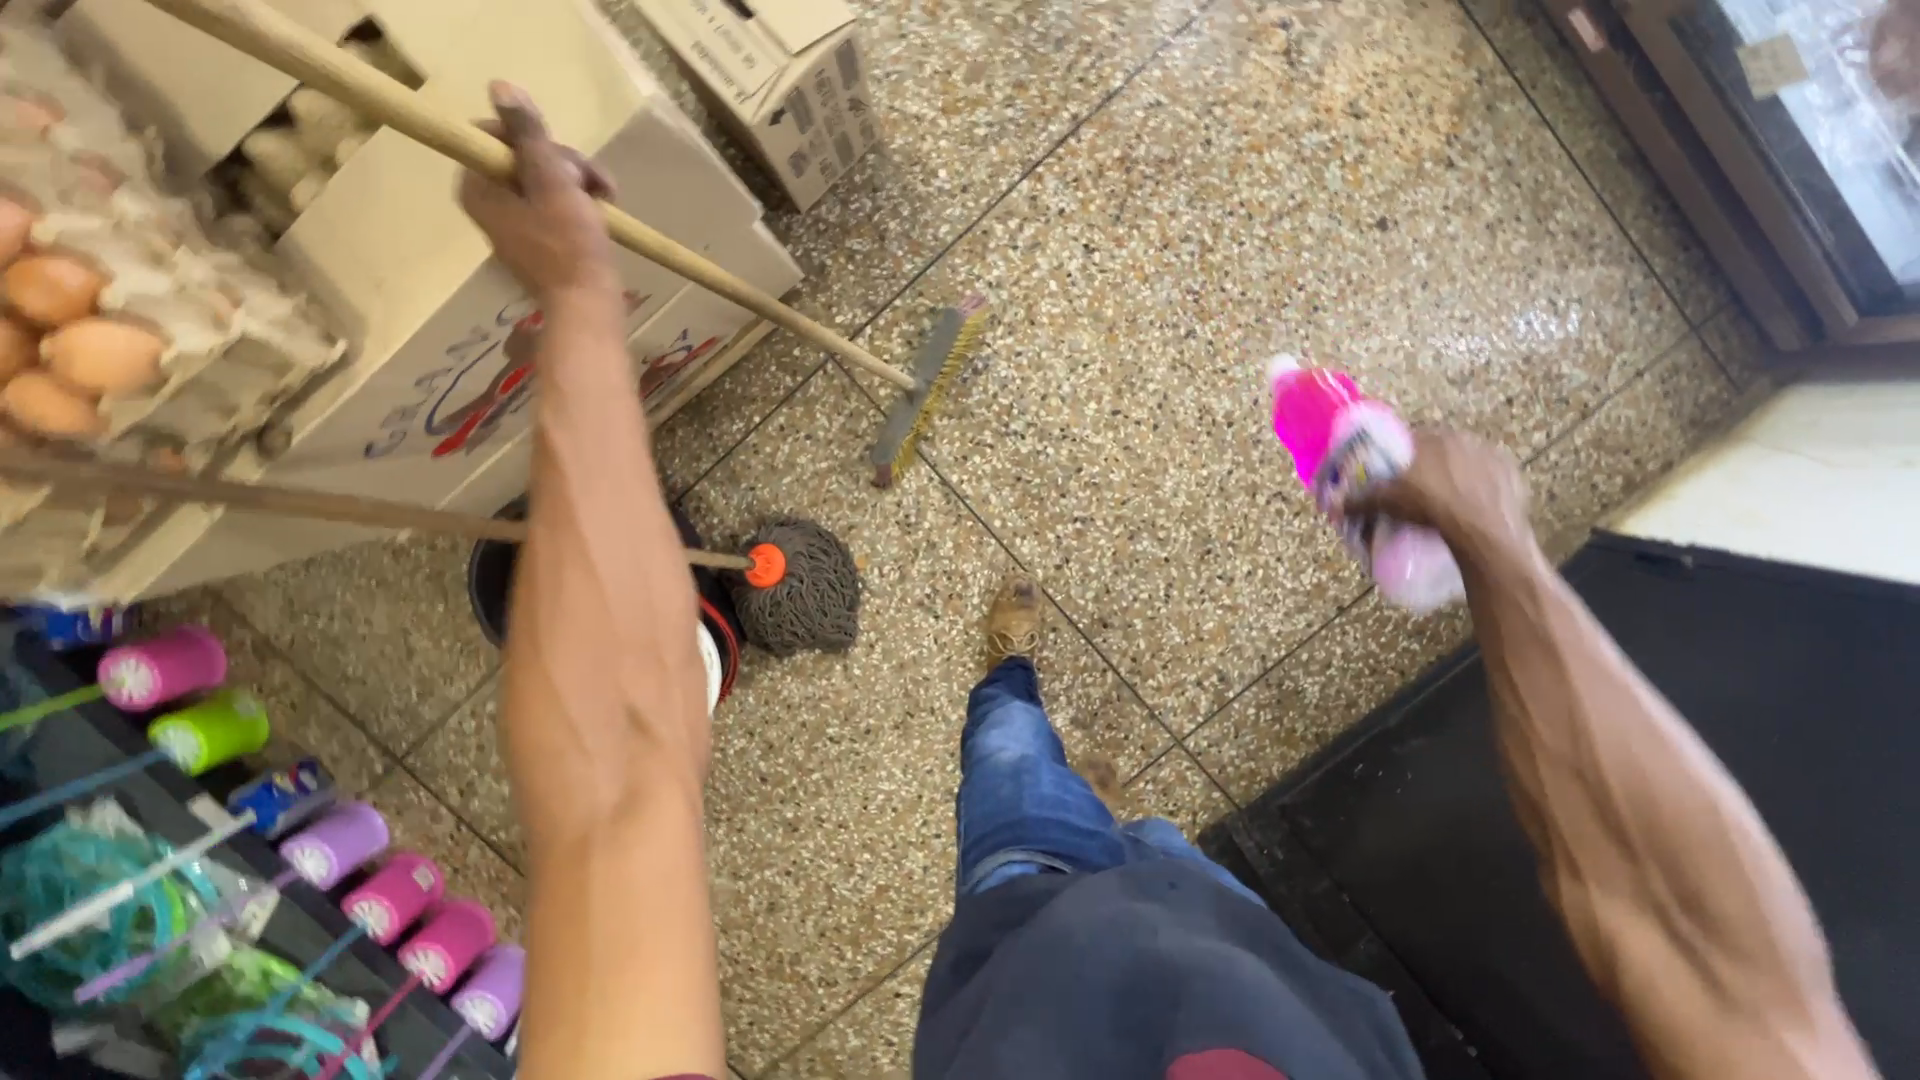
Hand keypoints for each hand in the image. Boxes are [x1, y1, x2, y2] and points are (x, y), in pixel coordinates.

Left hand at [460, 81, 618, 302]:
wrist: (587, 308)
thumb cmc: (571, 247)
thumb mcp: (554, 182)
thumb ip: (529, 136)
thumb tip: (500, 86)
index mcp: (479, 187)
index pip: (498, 136)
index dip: (538, 140)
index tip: (568, 163)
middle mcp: (487, 202)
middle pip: (525, 157)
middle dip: (567, 165)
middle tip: (598, 186)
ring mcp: (512, 224)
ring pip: (544, 181)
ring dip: (578, 184)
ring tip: (607, 200)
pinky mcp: (537, 242)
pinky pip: (553, 207)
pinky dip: (577, 206)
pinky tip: (600, 216)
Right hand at [1344, 429, 1536, 567]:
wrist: (1482, 530)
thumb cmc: (1430, 506)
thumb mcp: (1387, 502)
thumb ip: (1359, 500)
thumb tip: (1331, 504)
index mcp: (1432, 438)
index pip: (1410, 437)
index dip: (1400, 454)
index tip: (1394, 472)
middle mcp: (1464, 439)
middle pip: (1440, 449)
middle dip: (1429, 465)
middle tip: (1418, 490)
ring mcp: (1492, 455)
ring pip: (1466, 462)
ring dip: (1456, 475)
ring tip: (1446, 501)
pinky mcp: (1512, 475)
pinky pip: (1491, 478)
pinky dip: (1481, 488)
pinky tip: (1472, 507)